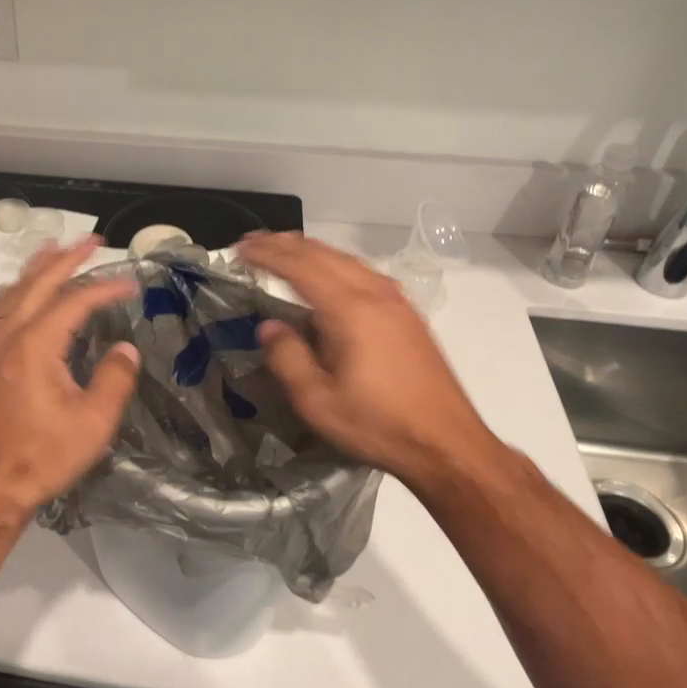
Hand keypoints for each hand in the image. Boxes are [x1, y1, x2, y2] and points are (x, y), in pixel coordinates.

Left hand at [0, 236, 139, 519]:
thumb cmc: (42, 456)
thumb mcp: (93, 423)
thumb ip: (114, 379)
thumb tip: (126, 349)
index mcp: (35, 345)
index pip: (74, 301)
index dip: (104, 287)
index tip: (131, 284)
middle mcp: (9, 336)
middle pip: (38, 283)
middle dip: (66, 258)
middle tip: (92, 241)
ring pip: (13, 292)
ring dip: (37, 269)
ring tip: (56, 251)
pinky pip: (0, 310)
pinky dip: (18, 290)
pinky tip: (23, 293)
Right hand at [237, 232, 500, 488]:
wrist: (447, 445)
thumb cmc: (378, 425)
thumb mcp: (317, 401)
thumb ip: (287, 358)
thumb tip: (269, 326)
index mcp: (350, 310)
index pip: (300, 267)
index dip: (267, 254)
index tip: (239, 249)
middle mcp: (375, 294)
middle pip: (324, 254)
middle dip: (286, 244)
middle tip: (253, 242)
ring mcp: (397, 302)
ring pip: (347, 260)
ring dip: (312, 251)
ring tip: (284, 251)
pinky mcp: (408, 316)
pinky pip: (364, 273)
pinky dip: (336, 264)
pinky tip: (329, 275)